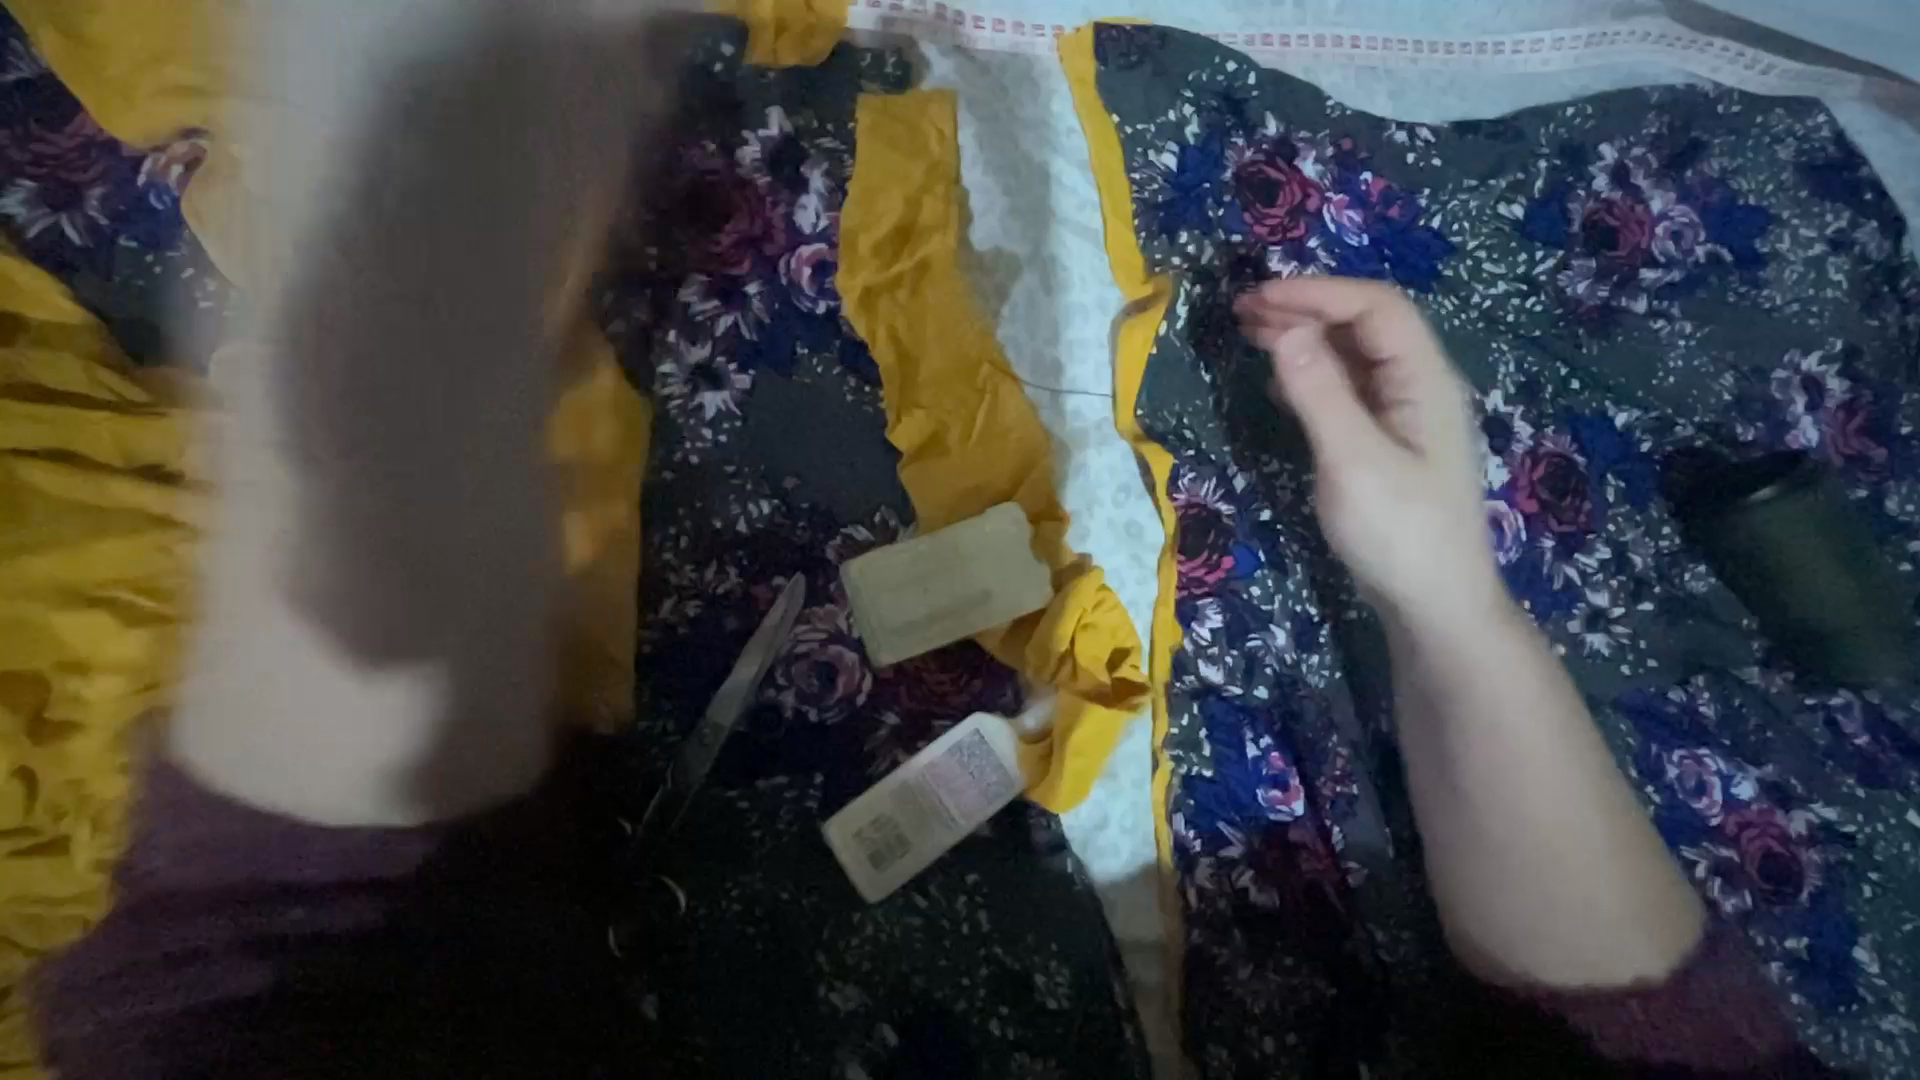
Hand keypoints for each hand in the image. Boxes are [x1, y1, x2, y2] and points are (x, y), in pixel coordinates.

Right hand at [1235, 278, 1501, 627]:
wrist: (1432, 601)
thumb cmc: (1398, 531)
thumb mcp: (1353, 460)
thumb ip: (1319, 393)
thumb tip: (1284, 330)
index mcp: (1423, 379)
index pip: (1375, 308)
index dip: (1318, 293)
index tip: (1258, 299)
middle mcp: (1416, 386)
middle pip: (1364, 325)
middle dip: (1305, 309)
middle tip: (1243, 312)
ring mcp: (1401, 414)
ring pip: (1352, 357)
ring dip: (1303, 339)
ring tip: (1250, 334)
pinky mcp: (1384, 441)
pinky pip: (1346, 389)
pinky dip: (1309, 374)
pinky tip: (1279, 381)